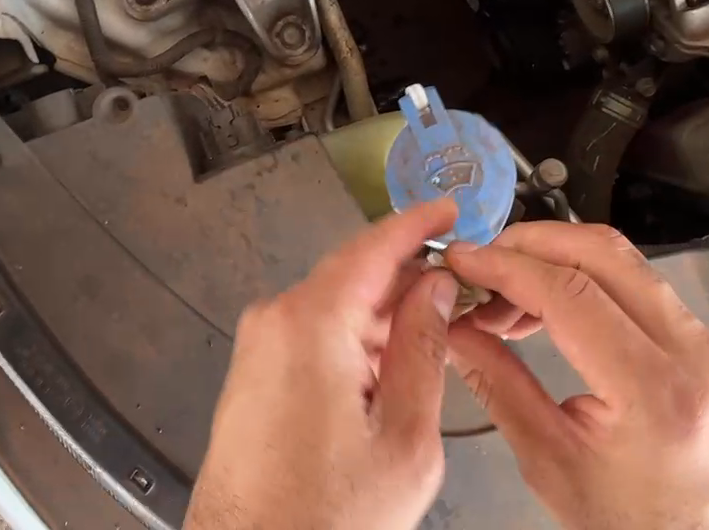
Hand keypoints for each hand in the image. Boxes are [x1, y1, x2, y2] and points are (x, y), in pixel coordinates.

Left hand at [186, 199, 460, 529]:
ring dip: (381, 310)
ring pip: (332, 304)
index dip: (415, 225)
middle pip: (352, 274)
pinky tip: (385, 360)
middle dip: (406, 275)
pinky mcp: (253, 368)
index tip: (447, 209)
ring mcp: (258, 342)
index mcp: (311, 322)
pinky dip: (351, 335)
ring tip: (431, 328)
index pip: (372, 248)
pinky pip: (310, 330)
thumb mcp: (403, 439)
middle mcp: (275, 317)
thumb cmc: (326, 518)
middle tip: (455, 283)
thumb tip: (435, 291)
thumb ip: (423, 350)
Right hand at [443, 223, 708, 529]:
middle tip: (481, 267)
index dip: (505, 265)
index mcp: (654, 394)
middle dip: (530, 243)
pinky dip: (584, 279)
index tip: (460, 259)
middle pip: (601, 252)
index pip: (569, 292)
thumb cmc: (633, 529)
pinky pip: (638, 284)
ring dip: (555, 258)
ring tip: (507, 298)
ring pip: (622, 259)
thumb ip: (497, 385)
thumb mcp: (551, 465)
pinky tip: (548, 310)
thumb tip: (451, 326)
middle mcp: (694, 355)